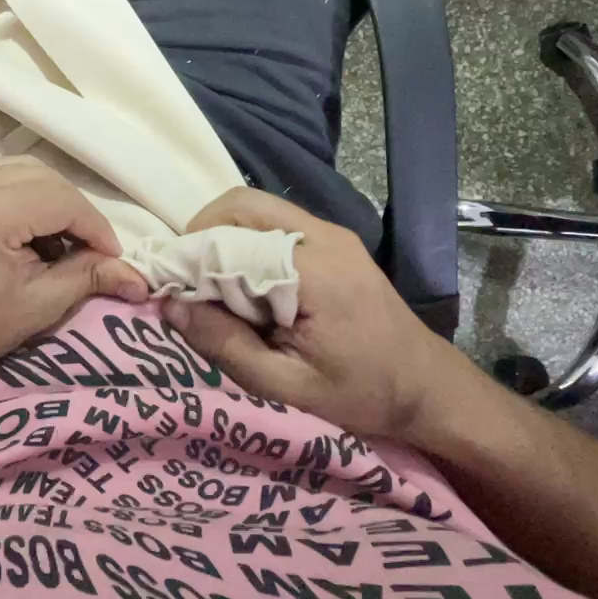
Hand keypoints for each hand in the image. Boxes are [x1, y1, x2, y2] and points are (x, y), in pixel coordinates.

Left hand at [0, 156, 150, 390]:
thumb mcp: (35, 308)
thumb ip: (87, 279)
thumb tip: (140, 277)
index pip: (62, 199)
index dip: (96, 228)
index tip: (112, 260)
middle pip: (46, 177)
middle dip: (76, 212)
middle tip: (89, 253)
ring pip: (25, 170)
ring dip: (53, 200)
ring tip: (61, 243)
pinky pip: (2, 176)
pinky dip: (26, 196)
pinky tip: (31, 232)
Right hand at [160, 188, 488, 440]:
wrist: (429, 389)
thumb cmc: (362, 394)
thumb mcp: (287, 387)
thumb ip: (225, 345)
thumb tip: (169, 307)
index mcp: (315, 271)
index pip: (230, 240)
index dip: (190, 258)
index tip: (168, 289)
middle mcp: (322, 237)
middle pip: (239, 204)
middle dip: (200, 236)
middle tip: (186, 280)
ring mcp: (329, 233)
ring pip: (253, 208)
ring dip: (219, 236)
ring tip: (209, 282)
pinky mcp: (330, 239)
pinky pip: (270, 222)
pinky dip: (241, 240)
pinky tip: (240, 282)